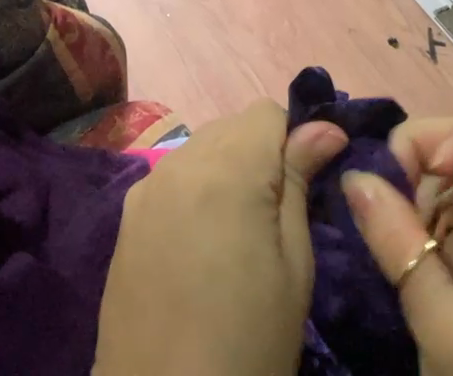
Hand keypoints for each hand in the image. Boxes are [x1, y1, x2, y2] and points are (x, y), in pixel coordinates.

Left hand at [94, 103, 348, 375]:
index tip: (310, 181)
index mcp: (226, 169)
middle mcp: (178, 162)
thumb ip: (300, 182)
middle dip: (262, 152)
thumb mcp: (294, 265)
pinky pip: (173, 176)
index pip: (268, 112)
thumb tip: (326, 126)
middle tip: (281, 213)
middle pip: (232, 126)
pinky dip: (196, 190)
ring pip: (201, 147)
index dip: (295, 138)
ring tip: (241, 232)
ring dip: (228, 169)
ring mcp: (145, 186)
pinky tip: (203, 244)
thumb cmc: (249, 339)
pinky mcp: (126, 216)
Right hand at [340, 108, 452, 375]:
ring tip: (384, 223)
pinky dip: (417, 223)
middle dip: (432, 155)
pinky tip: (392, 243)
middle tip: (385, 188)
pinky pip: (452, 223)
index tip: (433, 167)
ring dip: (418, 190)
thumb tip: (352, 177)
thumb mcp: (451, 334)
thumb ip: (402, 251)